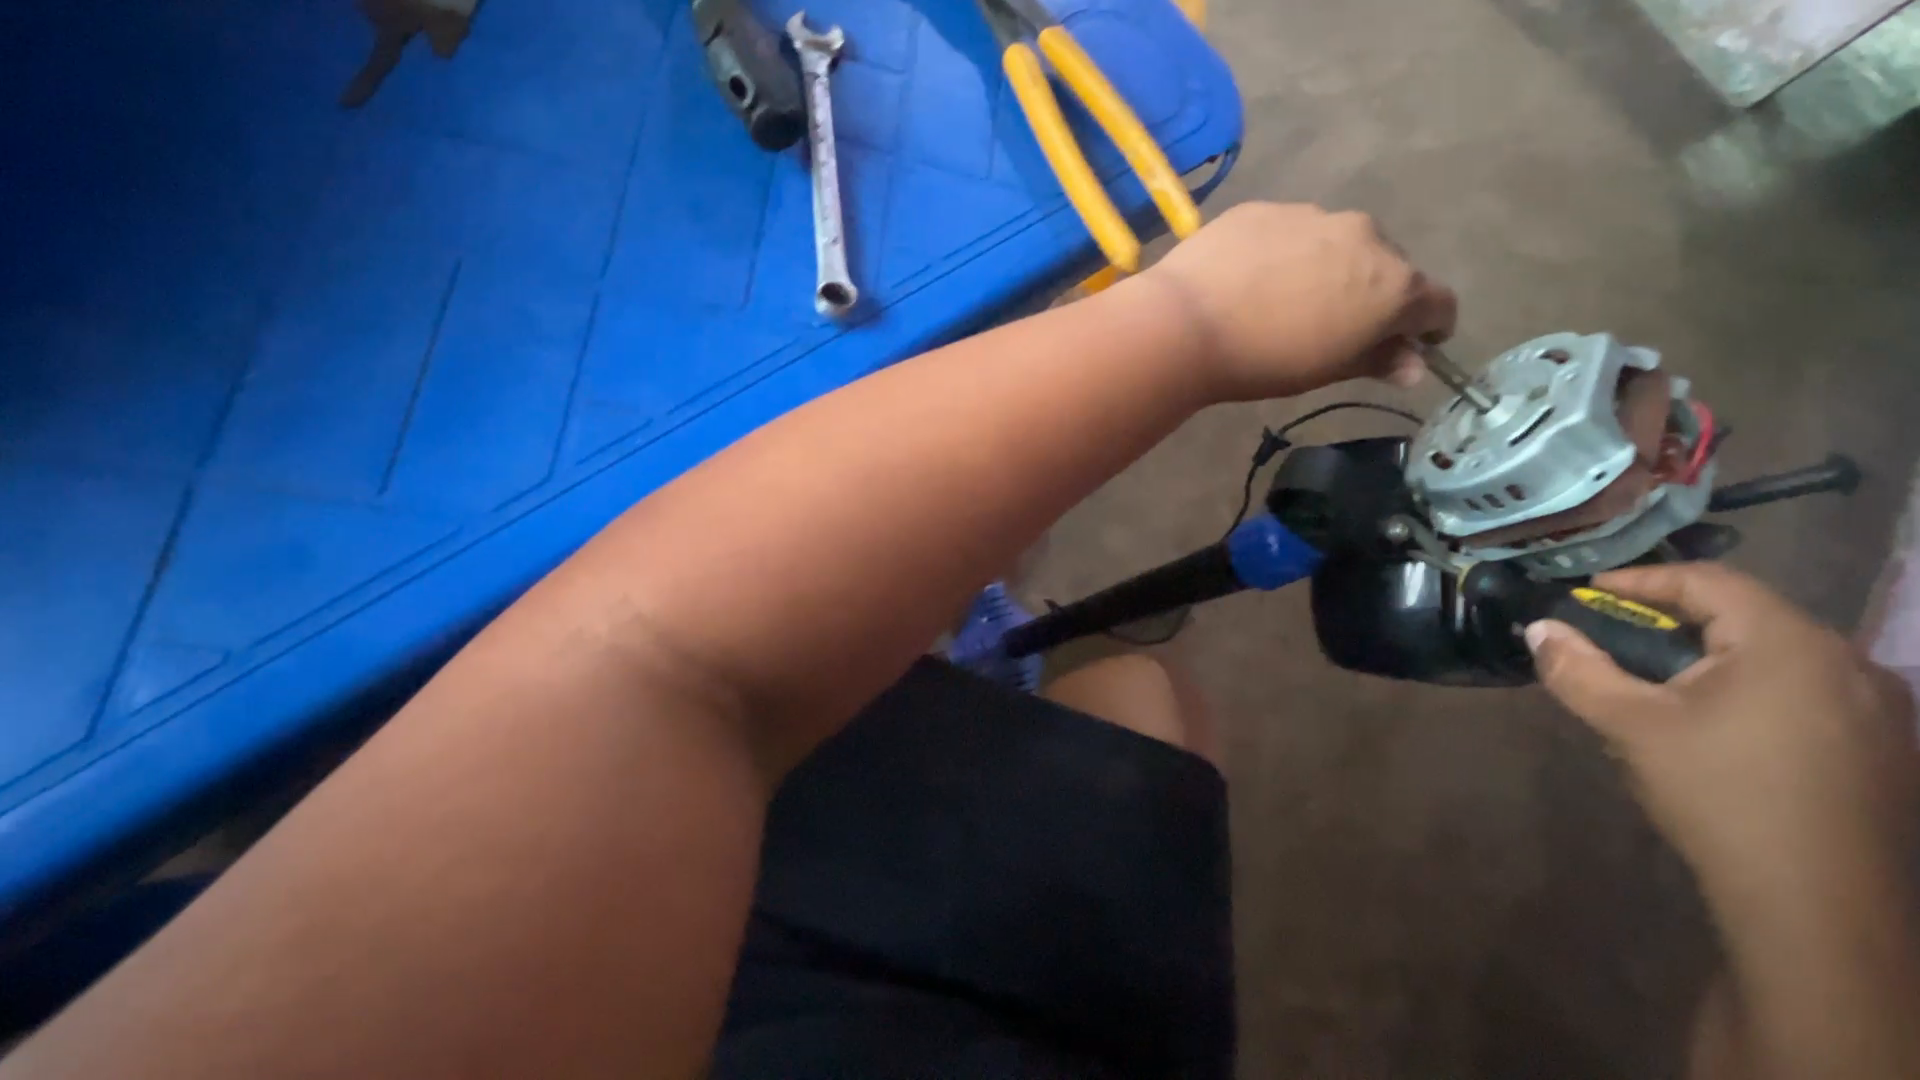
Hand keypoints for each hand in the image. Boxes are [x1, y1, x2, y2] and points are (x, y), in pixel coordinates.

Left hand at [1140, 202, 1457, 401]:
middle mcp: (1366, 236)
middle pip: (1389, 267)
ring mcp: (1314, 214)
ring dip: (1329, 267)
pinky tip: (1250, 279)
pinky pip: (1290, 232)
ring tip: (1286, 300)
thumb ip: (1378, 360)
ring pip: (1338, 243)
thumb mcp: (1328, 370)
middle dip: (1375, 295)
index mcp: (1395, 283)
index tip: (1411, 343)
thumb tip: (1413, 365)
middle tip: (1335, 326)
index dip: (1430, 327)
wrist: (1186, 323)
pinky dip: (1284, 253)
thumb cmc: (1266, 360)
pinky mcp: (1266, 208)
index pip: (1438, 303)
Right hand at [1526, 562, 1918, 898]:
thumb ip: (1578, 670)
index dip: (1641, 580)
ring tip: (1664, 684)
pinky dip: (1756, 688)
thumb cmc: (1717, 795)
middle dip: (1674, 620)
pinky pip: (1809, 691)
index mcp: (1788, 642)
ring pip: (1780, 655)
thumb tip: (1540, 629)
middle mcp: (1848, 660)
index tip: (1589, 593)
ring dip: (1716, 655)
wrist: (1816, 903)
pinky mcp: (1888, 746)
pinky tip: (1724, 727)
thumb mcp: (1630, 726)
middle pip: (1747, 615)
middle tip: (1618, 639)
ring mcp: (1880, 706)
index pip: (1708, 581)